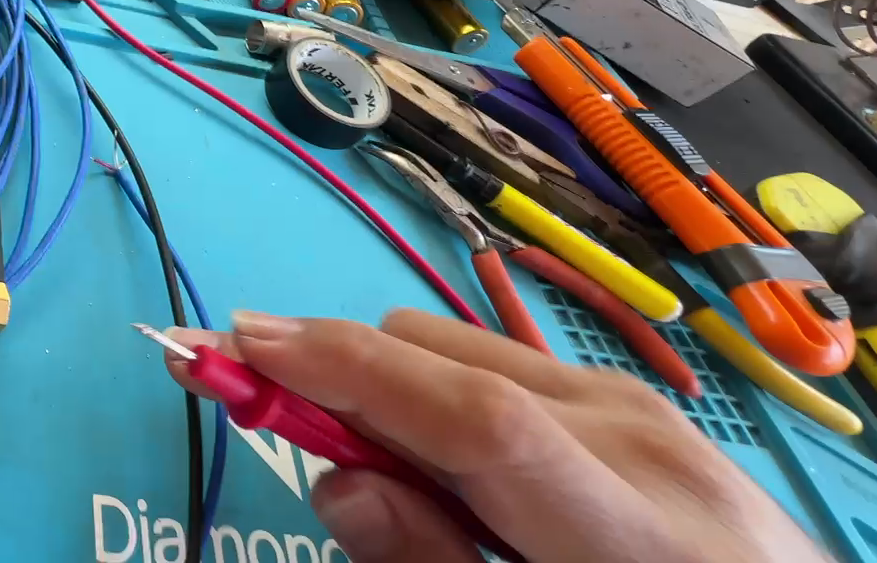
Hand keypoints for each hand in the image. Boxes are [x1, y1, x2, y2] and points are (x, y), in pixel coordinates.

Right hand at [165, 309, 824, 562]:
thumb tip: (335, 482)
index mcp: (640, 536)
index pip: (475, 419)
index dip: (344, 368)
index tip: (237, 344)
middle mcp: (634, 437)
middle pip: (433, 356)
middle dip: (332, 371)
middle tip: (268, 412)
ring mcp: (629, 400)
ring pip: (438, 340)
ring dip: (376, 381)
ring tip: (387, 463)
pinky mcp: (611, 388)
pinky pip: (472, 355)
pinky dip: (419, 384)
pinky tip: (440, 454)